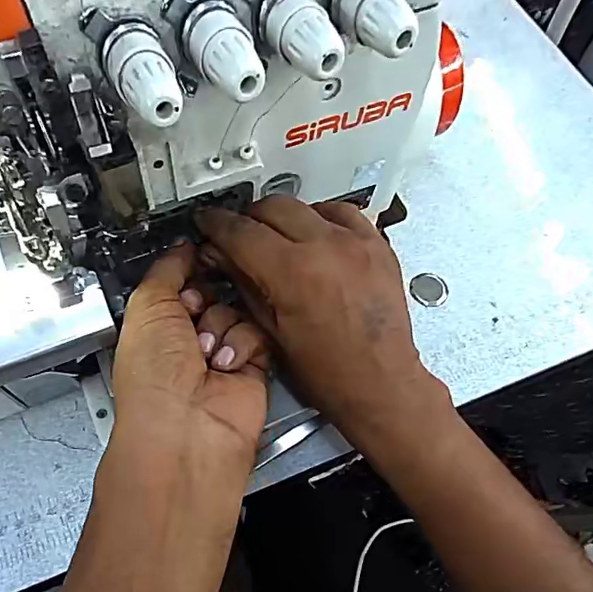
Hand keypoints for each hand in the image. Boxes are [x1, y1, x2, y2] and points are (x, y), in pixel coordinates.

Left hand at [110, 243, 271, 466]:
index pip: (184, 279)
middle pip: (216, 291)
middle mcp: (189, 338)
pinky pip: (260, 334)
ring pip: (240, 310)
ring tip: (207, 351)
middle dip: (207, 299)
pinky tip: (227, 363)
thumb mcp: (147, 304)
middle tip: (195, 314)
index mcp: (157, 323)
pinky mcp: (252, 366)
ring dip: (223, 325)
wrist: (189, 424)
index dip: (192, 270)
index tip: (199, 257)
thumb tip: (182, 246)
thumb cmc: (154, 380)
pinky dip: (243, 344)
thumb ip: (167, 269)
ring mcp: (222, 352)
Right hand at [193, 197, 450, 451]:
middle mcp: (328, 250)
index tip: (210, 223)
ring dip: (288, 217)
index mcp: (294, 273)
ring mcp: (358, 246)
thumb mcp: (274, 334)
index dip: (216, 225)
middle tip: (242, 236)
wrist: (381, 385)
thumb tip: (226, 258)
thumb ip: (246, 287)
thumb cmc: (335, 376)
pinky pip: (347, 215)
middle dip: (250, 219)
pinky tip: (319, 237)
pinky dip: (326, 220)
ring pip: (309, 206)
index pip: (240, 230)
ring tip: (280, 239)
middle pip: (273, 208)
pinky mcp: (380, 249)